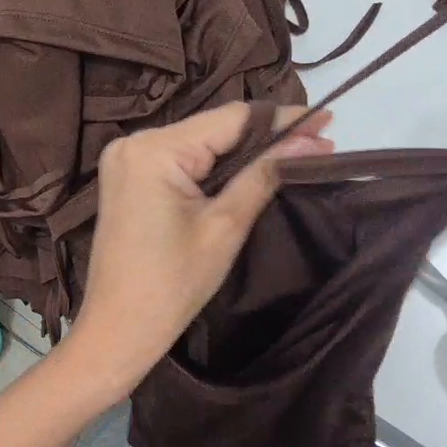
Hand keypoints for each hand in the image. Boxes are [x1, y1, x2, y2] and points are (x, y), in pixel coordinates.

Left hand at [72, 104, 332, 376]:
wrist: (119, 328)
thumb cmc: (173, 283)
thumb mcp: (225, 225)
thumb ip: (266, 174)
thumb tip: (313, 141)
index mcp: (153, 148)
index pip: (231, 118)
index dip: (283, 119)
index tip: (327, 120)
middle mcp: (134, 141)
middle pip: (214, 128)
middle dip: (266, 136)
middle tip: (319, 141)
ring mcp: (126, 159)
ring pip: (199, 143)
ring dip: (244, 150)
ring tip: (297, 152)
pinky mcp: (128, 178)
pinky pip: (181, 160)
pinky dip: (214, 165)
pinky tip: (251, 168)